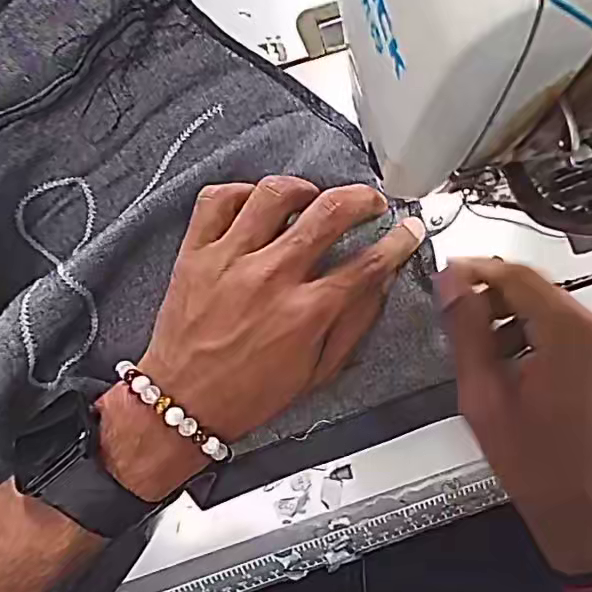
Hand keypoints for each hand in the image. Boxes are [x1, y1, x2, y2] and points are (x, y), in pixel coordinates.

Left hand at [96, 176, 425, 500]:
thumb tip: (381, 283)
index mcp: (306, 313)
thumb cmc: (249, 394)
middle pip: (329, 212)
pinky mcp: (196, 253)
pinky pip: (218, 199)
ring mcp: (230, 260)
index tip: (406, 230)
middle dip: (362, 198)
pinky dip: (243, 191)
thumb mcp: (317, 371)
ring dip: (305, 188)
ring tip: (313, 197)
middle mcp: (271, 278)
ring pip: (275, 194)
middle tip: (369, 202)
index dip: (397, 241)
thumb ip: (354, 324)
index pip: (367, 262)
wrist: (184, 402)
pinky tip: (257, 203)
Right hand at [437, 257, 591, 574]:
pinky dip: (537, 332)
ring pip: (552, 306)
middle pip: (537, 287)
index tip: (450, 275)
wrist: (589, 510)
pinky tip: (512, 359)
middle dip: (493, 295)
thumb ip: (465, 331)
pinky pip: (569, 328)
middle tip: (458, 311)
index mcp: (571, 335)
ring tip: (482, 344)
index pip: (517, 275)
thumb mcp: (484, 396)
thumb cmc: (544, 469)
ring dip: (514, 315)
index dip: (475, 270)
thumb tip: (452, 287)